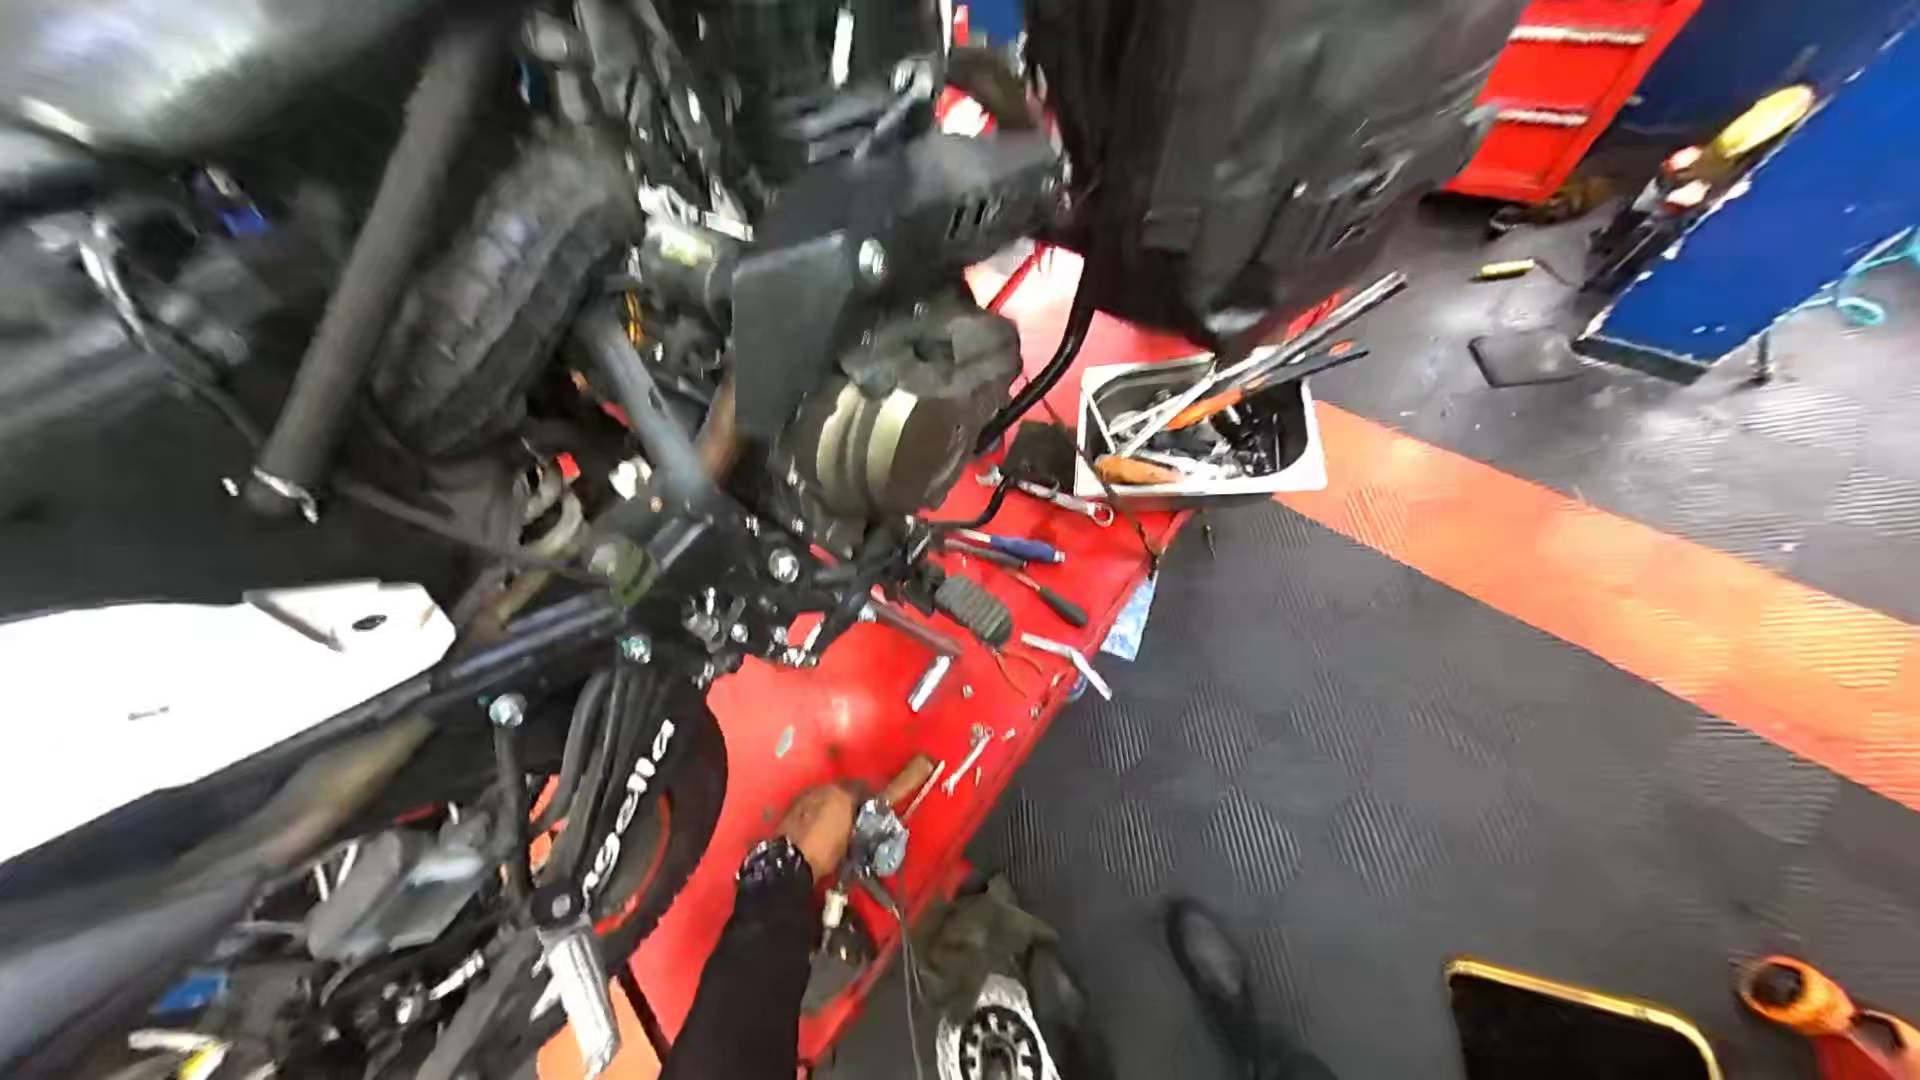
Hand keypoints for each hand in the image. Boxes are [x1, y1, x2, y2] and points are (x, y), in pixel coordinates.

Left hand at [775, 784, 857, 882]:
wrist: (789, 861)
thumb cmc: (824, 854)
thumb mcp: (849, 842)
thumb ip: (855, 824)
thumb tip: (857, 820)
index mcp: (844, 796)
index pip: (862, 788)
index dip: (866, 798)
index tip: (870, 806)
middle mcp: (827, 788)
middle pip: (841, 788)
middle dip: (846, 798)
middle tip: (850, 813)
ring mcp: (808, 794)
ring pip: (824, 793)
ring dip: (829, 802)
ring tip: (831, 818)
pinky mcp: (793, 803)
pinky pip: (810, 801)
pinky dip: (815, 808)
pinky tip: (814, 821)